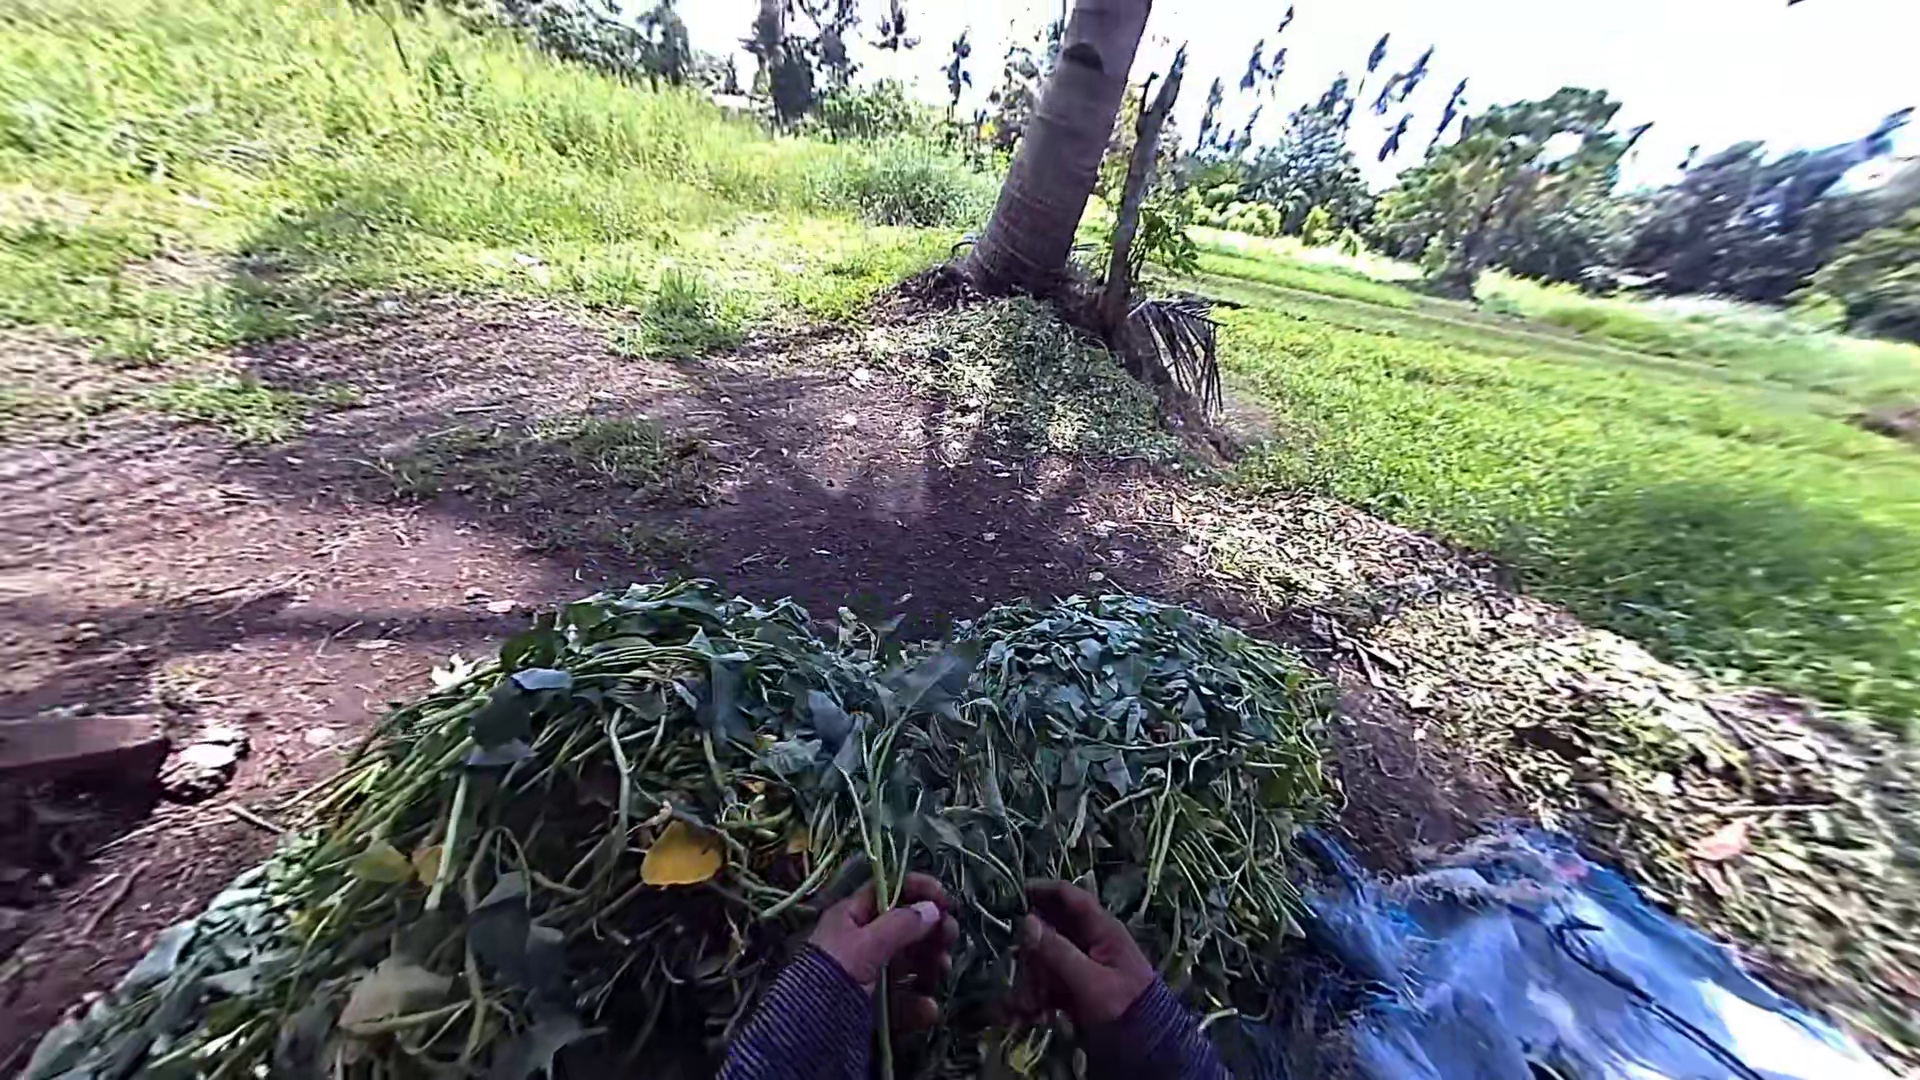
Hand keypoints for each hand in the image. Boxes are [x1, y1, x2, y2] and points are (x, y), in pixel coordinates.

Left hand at [810, 872, 959, 1029]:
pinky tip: (928, 1009)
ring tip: (942, 970)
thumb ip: (900, 924)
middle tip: (950, 936)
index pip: (889, 889)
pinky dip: (917, 1002)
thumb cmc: (833, 976)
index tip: (944, 898)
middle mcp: (860, 940)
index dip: (917, 889)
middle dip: (930, 930)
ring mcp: (867, 974)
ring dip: (929, 963)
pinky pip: (900, 998)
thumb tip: (932, 908)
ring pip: (906, 961)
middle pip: (903, 926)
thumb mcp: (865, 945)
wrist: (806, 1039)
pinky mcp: (871, 1007)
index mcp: (852, 916)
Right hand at [1013, 880, 1155, 1026]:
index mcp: (1101, 929)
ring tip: (1025, 1002)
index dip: (1044, 890)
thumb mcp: (1091, 981)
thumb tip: (1027, 921)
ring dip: (1035, 976)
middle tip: (1018, 961)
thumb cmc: (1126, 1008)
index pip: (1070, 896)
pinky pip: (1053, 982)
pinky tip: (1031, 1012)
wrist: (1152, 1055)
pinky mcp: (1081, 989)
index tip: (1017, 891)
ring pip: (1050, 957)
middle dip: (1034, 946)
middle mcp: (1092, 941)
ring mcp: (1086, 965)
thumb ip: (1058, 951)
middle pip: (1054, 928)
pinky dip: (1041, 994)